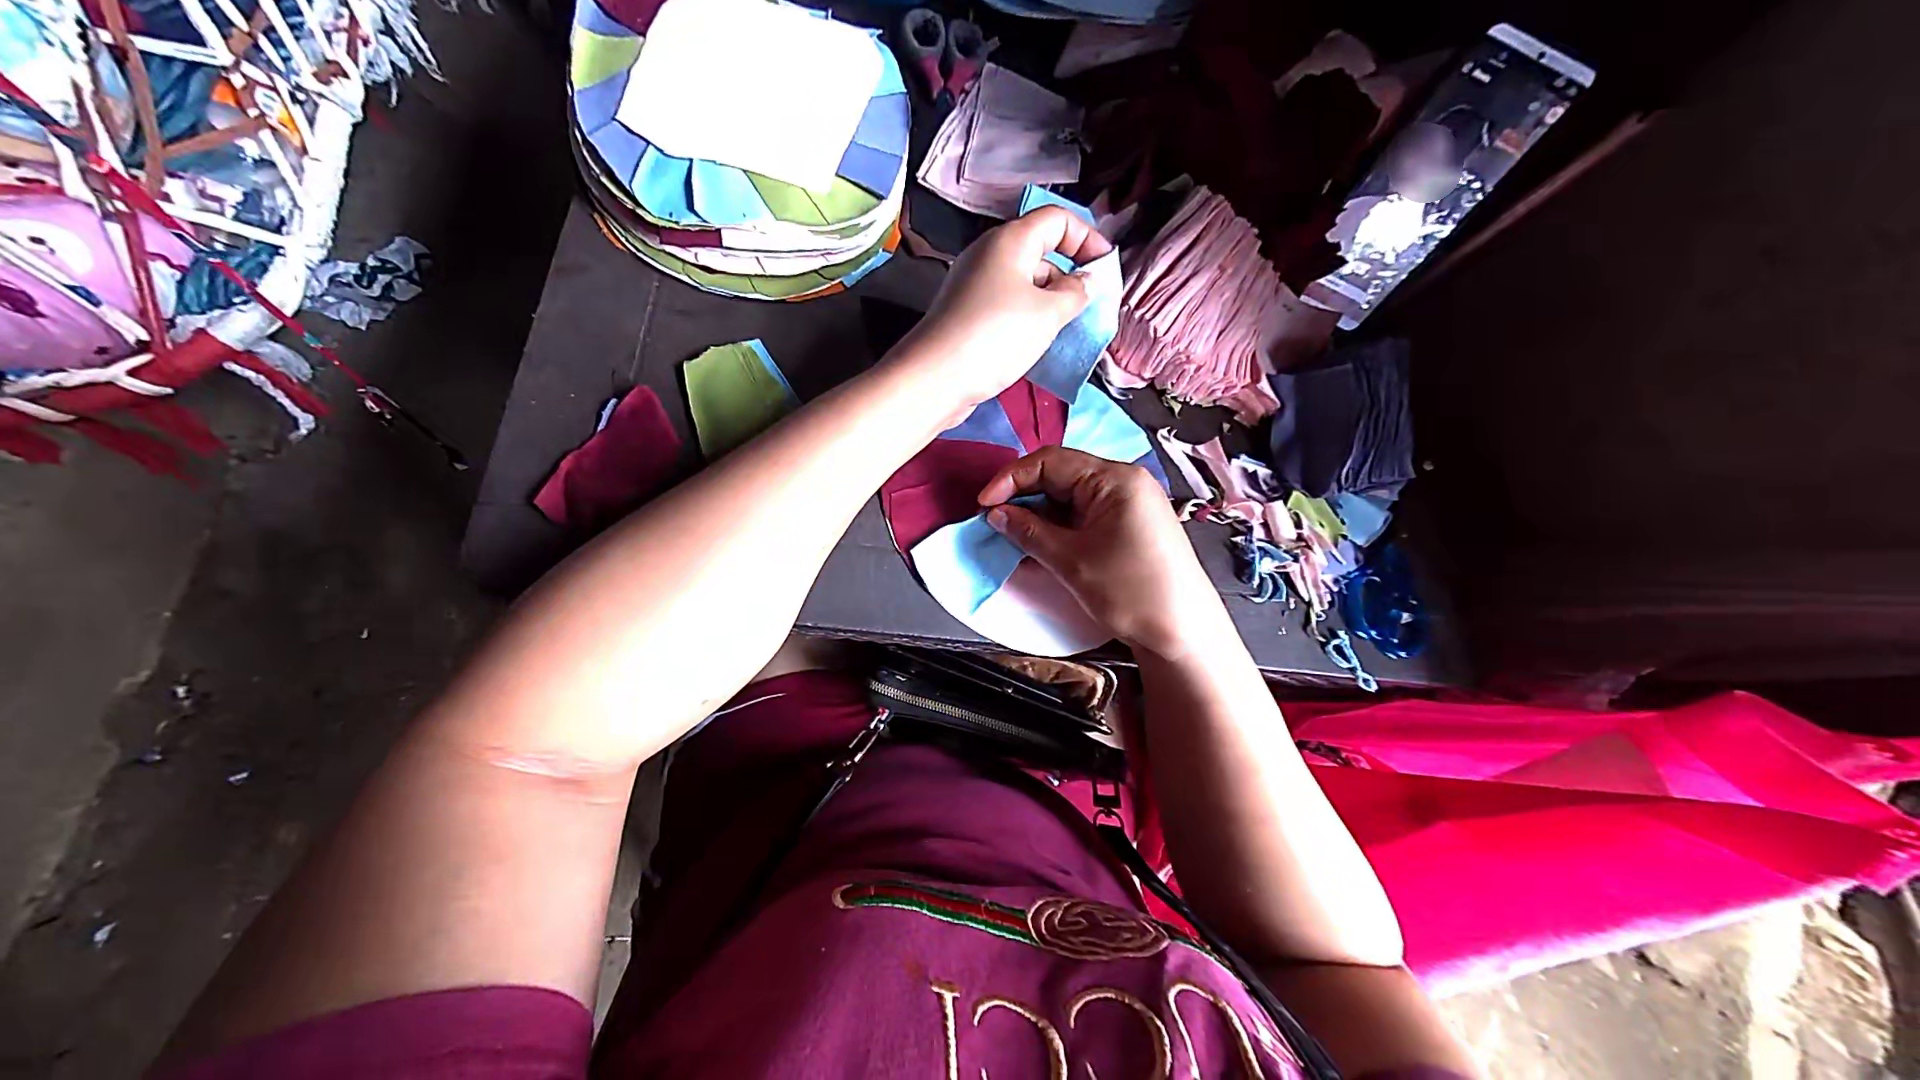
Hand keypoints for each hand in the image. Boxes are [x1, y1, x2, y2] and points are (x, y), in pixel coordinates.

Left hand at [899, 207, 1111, 408]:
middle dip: (1069, 275)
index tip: (1105, 267)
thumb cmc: (995, 336)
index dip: (1087, 237)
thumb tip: (1087, 281)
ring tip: (1065, 331)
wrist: (935, 377)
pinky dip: (1027, 317)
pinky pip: (1007, 305)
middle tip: (1088, 307)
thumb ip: (1076, 292)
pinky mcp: (966, 313)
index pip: (1058, 219)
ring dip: (1049, 302)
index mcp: (1010, 240)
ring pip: (1024, 282)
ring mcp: (974, 284)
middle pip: (1040, 251)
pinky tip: (1036, 343)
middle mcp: (989, 254)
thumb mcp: (1048, 313)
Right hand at [978, 447, 1228, 660]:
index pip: (1050, 461)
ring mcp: (1129, 503)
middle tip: (995, 521)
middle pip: (1060, 475)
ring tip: (1013, 536)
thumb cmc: (1130, 592)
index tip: (983, 505)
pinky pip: (1085, 513)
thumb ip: (1029, 531)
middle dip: (1024, 496)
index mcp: (1114, 478)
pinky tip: (1040, 543)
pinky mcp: (1129, 524)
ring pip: (1070, 496)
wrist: (1183, 633)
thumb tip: (996, 514)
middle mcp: (1124, 481)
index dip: (1010, 479)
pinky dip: (1059, 526)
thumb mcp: (1071, 561)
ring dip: (1040, 513)